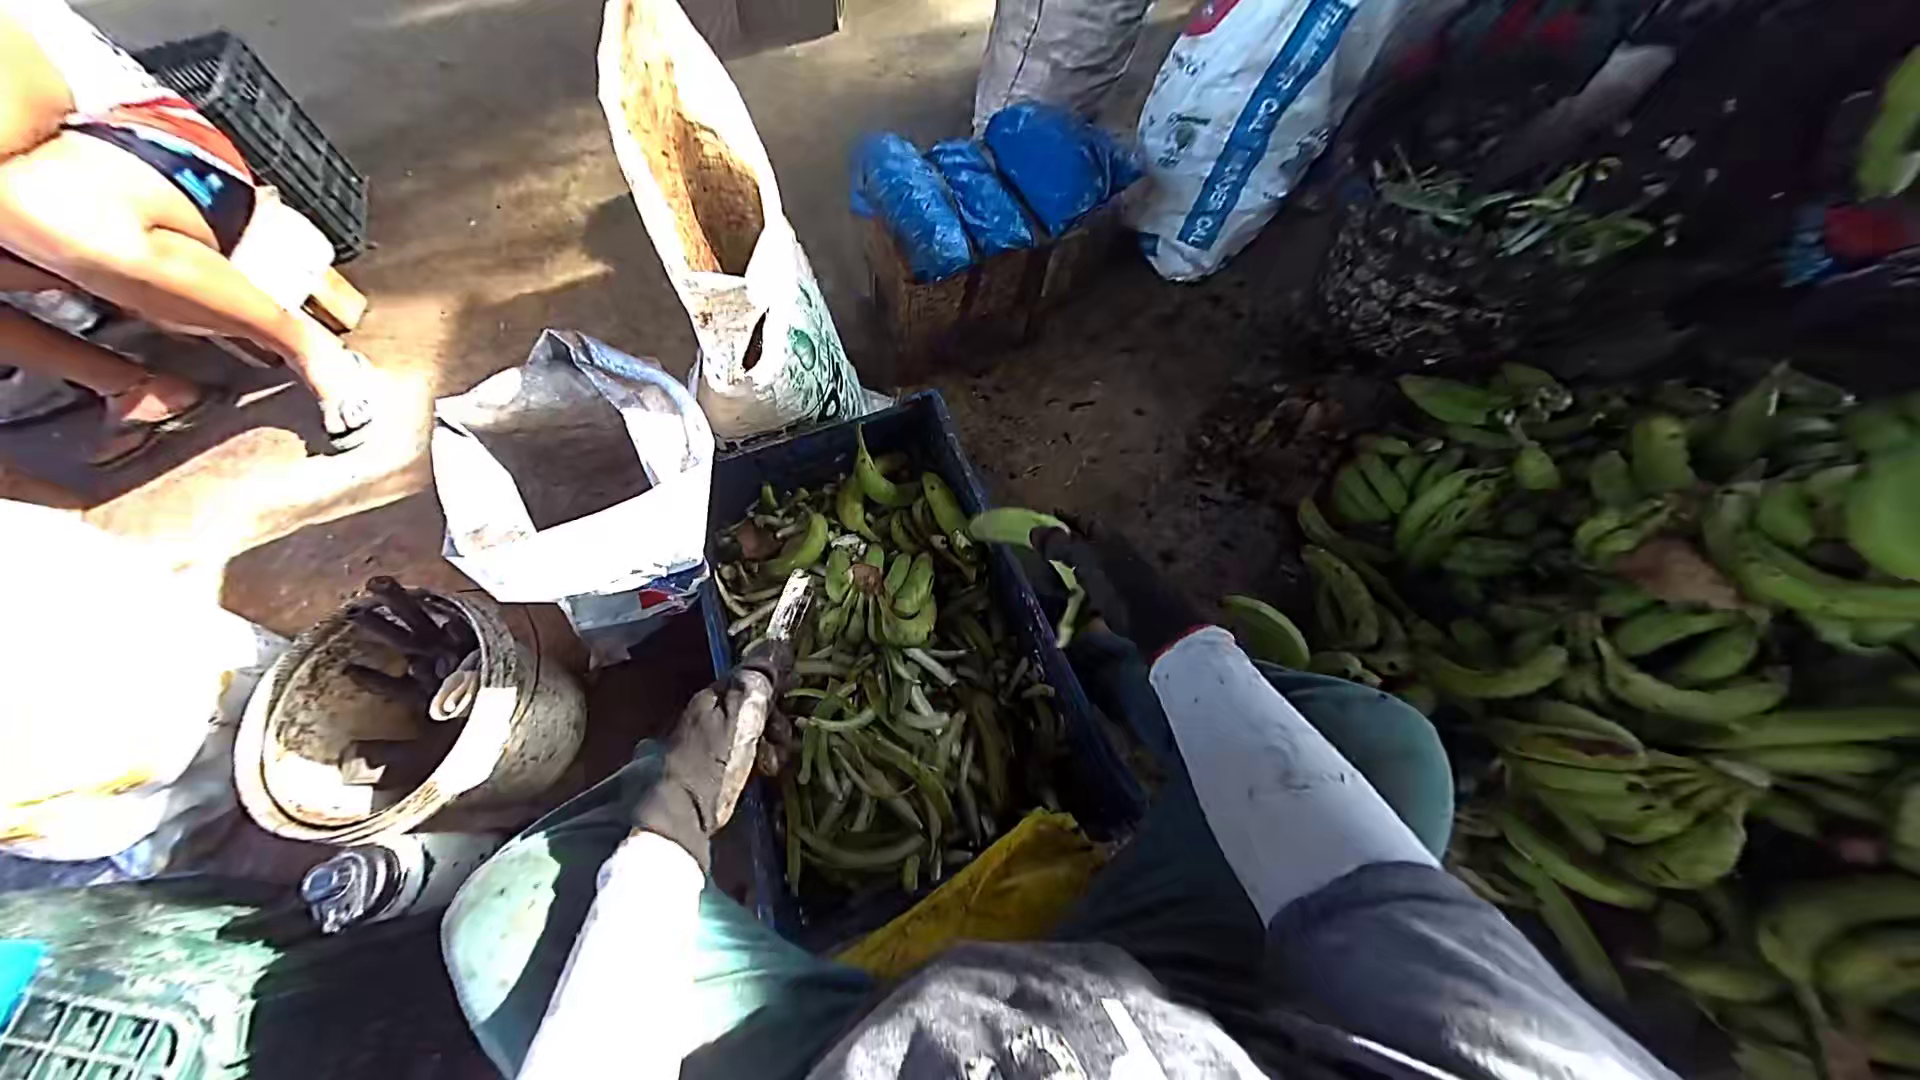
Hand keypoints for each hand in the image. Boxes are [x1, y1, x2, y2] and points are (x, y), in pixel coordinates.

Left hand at [630, 643, 791, 871]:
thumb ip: (759, 678)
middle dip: (778, 718)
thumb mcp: (742, 713)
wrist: (679, 814)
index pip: (753, 675)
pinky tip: (766, 771)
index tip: (796, 693)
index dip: (778, 682)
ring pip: (755, 730)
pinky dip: (762, 759)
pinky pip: (748, 753)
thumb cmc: (713, 759)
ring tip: (774, 761)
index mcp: (715, 694)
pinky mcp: (714, 769)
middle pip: (756, 704)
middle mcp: (710, 712)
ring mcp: (711, 741)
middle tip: (784, 736)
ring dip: (773, 742)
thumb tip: (777, 644)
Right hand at [1032, 525, 1204, 656]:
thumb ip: (1060, 544)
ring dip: (1069, 575)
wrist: (1151, 618)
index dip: (1064, 518)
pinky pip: (1090, 596)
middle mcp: (1112, 552)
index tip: (1046, 518)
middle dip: (1064, 547)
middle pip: (1084, 545)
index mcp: (1106, 537)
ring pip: (1086, 570)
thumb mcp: (1084, 557)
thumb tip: (1034, 531)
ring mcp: (1116, 577)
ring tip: (1047, 581)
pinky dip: (1077, 599)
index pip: (1082, 520)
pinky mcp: (1116, 601)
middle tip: (1040, 552)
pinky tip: (1065, 607)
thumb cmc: (1117, 582)